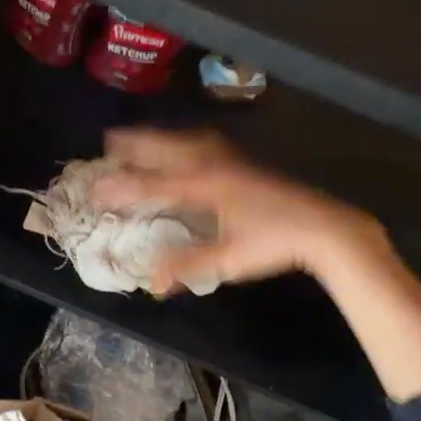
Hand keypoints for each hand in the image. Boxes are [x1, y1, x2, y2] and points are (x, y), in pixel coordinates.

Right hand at [90, 128, 387, 293]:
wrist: (324, 227)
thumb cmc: (275, 244)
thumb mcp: (229, 260)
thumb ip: (187, 266)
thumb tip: (151, 282)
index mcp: (206, 185)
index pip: (154, 183)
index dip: (122, 186)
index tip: (96, 188)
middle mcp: (214, 164)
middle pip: (167, 147)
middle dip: (136, 144)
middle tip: (108, 142)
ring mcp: (231, 159)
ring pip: (185, 140)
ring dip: (159, 138)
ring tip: (138, 138)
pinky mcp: (244, 162)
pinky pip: (202, 142)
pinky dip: (181, 141)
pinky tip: (182, 147)